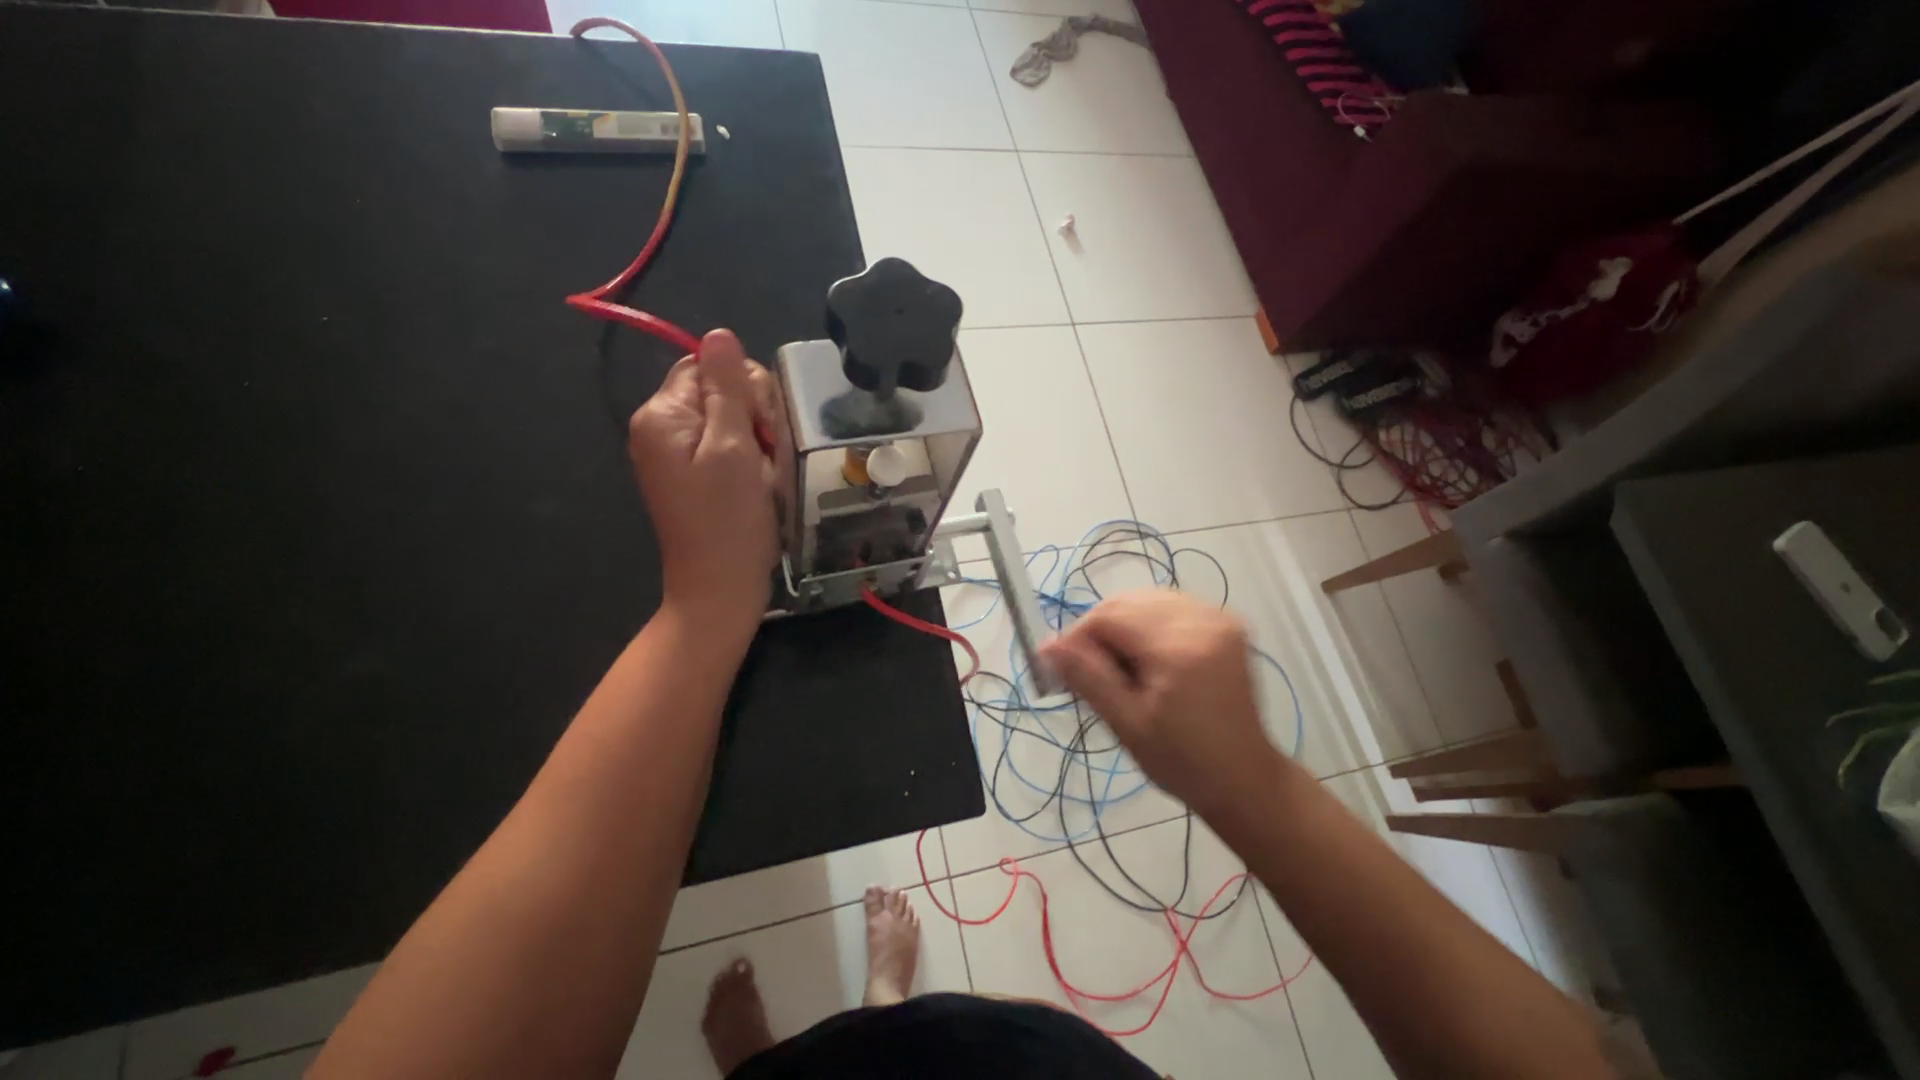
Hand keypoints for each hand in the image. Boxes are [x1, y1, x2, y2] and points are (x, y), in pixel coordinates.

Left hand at [627, 329, 786, 640]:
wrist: (719, 589)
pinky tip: (757, 486)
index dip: (743, 389)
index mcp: (662, 415)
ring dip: (756, 442)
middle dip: (752, 417)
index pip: (708, 366)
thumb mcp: (734, 447)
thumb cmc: (729, 520)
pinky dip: (749, 461)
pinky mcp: (692, 476)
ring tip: (762, 478)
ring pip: (730, 418)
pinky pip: (727, 447)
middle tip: (763, 457)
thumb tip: (719, 334)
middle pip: (719, 389)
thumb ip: (727, 388)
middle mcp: (660, 428)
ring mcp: (675, 454)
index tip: (759, 430)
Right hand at [1040, 589, 1283, 815]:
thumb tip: (1046, 645)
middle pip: (1129, 600)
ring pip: (1148, 600)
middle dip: (1100, 629)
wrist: (1243, 778)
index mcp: (1180, 648)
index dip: (1078, 636)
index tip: (1061, 668)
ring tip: (1118, 667)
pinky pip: (1172, 606)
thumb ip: (1087, 677)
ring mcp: (1219, 618)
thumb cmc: (1181, 761)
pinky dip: (1149, 624)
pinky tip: (1146, 658)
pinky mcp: (1227, 623)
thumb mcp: (1126, 723)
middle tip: (1087, 670)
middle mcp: (1203, 620)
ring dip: (1123, 625)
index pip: (1110, 615)